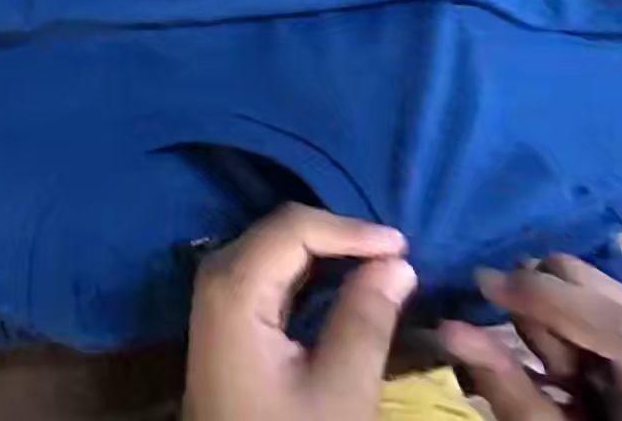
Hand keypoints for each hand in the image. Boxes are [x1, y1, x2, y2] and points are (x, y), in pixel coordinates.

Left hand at [184, 204, 415, 420]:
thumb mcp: (339, 394)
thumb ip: (366, 321)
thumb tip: (398, 264)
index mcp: (235, 284)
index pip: (295, 227)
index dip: (350, 229)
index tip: (403, 246)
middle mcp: (218, 271)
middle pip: (283, 229)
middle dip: (341, 235)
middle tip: (396, 255)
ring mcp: (218, 288)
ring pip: (277, 243)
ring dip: (329, 249)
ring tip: (380, 263)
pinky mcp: (226, 308)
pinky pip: (270, 266)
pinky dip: (310, 267)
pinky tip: (345, 279)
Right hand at [439, 256, 621, 420]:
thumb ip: (515, 395)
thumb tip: (449, 328)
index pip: (608, 315)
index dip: (537, 292)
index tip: (480, 286)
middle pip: (598, 283)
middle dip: (547, 302)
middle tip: (542, 362)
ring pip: (603, 291)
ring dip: (566, 317)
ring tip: (570, 380)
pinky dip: (591, 332)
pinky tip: (594, 381)